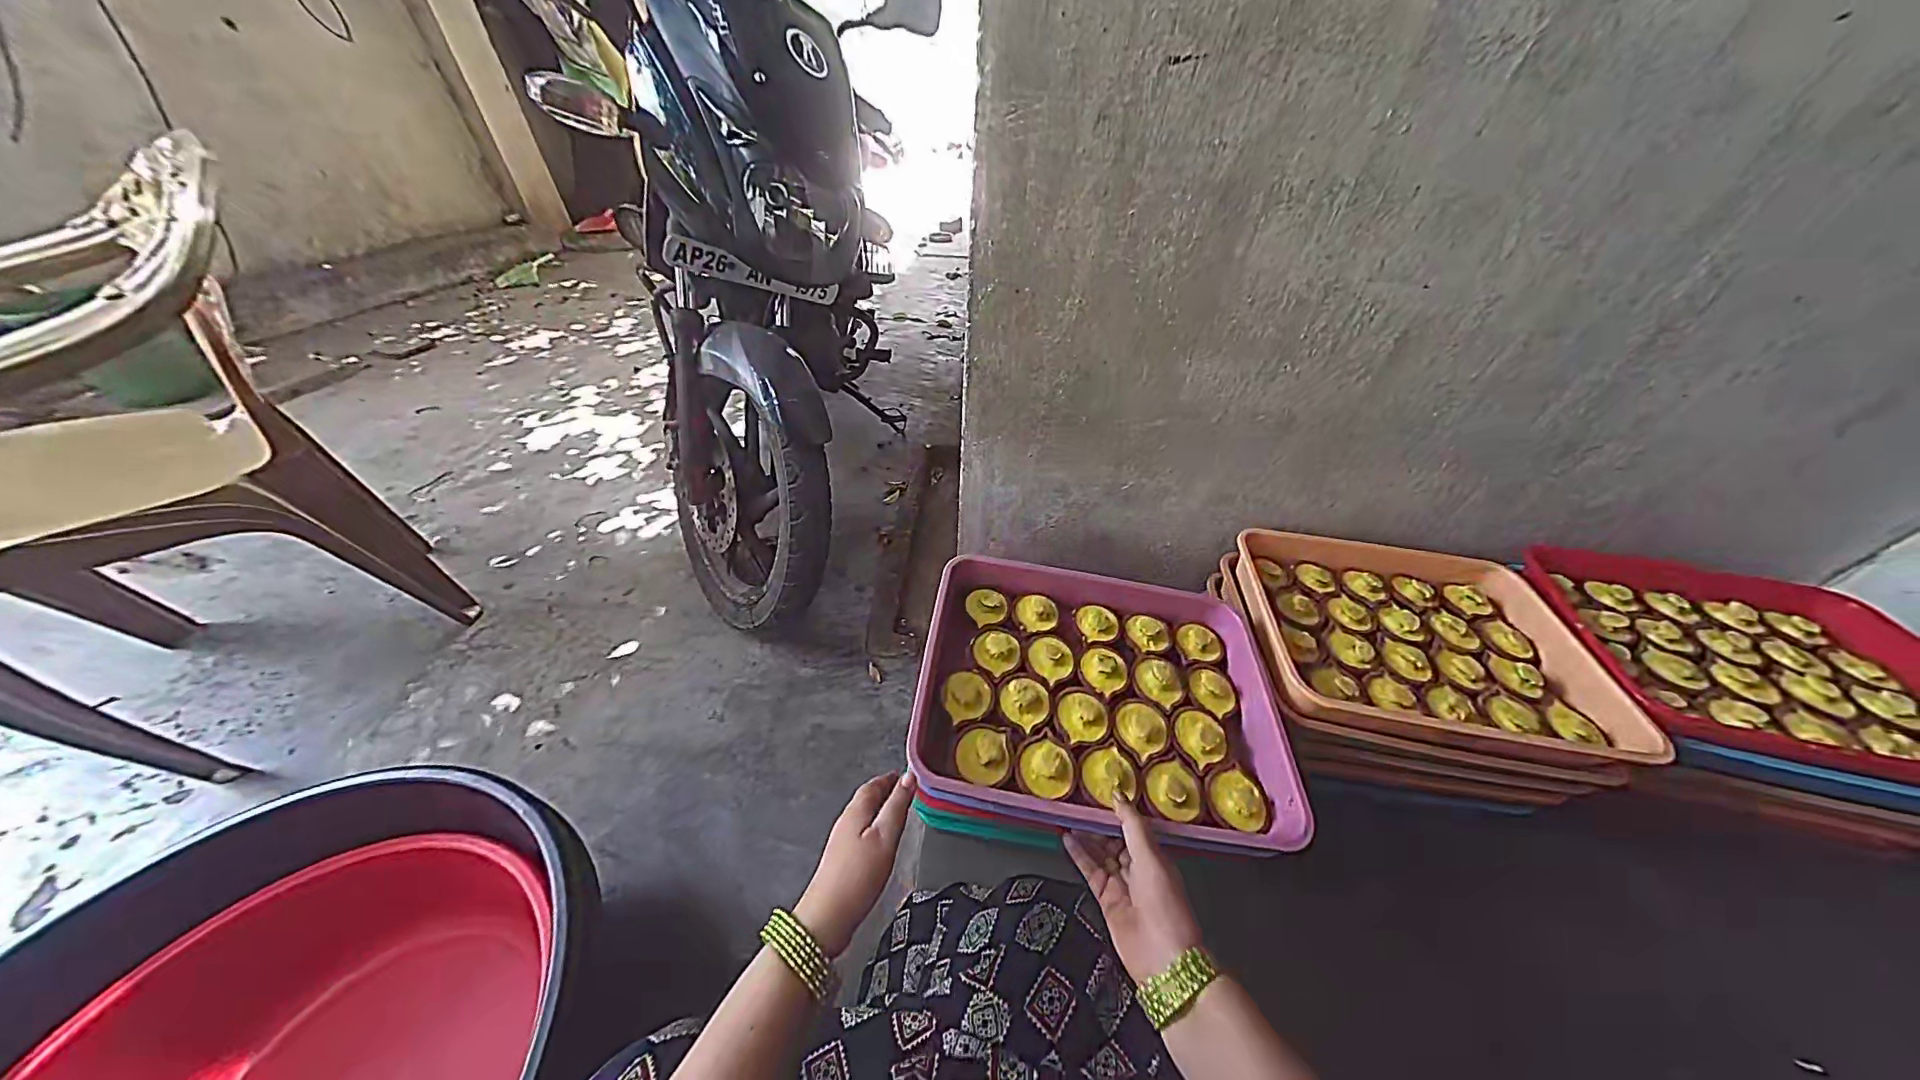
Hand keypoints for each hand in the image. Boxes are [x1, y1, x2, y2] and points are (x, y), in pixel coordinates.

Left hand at [795, 771, 916, 956]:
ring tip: (895, 810)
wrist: (828, 917)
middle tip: (902, 789)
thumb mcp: (885, 837)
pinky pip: (860, 833)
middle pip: (865, 799)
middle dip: (884, 792)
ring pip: (862, 816)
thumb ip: (897, 806)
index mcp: (855, 812)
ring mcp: (840, 842)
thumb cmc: (858, 877)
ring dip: (878, 809)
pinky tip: (880, 840)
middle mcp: (845, 823)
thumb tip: (908, 778)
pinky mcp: (840, 860)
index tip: (905, 775)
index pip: (873, 786)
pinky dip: (873, 827)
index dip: (890, 779)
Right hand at [1063, 799, 1203, 981]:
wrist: (1163, 957)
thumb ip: (1132, 825)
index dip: (1116, 813)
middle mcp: (1138, 868)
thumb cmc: (1165, 904)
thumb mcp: (1151, 857)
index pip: (1132, 828)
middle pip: (1114, 840)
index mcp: (1154, 856)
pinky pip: (1090, 871)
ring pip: (1100, 854)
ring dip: (1085, 837)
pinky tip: (1068, 840)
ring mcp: (1121, 884)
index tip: (1099, 796)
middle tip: (1078, 806)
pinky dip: (1078, 855)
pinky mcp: (1106, 899)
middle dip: (1098, 824)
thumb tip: (1118, 796)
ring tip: (1068, 818)